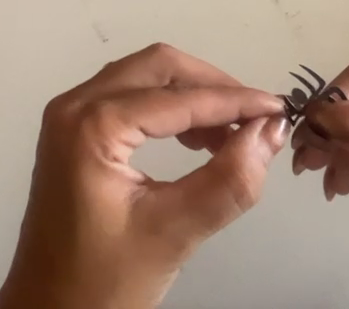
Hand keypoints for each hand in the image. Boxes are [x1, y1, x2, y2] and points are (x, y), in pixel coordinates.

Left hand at [0, 44, 288, 308]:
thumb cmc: (102, 281)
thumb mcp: (172, 234)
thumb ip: (227, 182)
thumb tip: (268, 133)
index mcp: (91, 125)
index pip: (176, 98)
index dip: (232, 101)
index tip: (278, 109)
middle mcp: (74, 104)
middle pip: (155, 67)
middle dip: (210, 85)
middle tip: (255, 117)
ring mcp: (69, 114)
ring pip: (141, 76)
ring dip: (189, 95)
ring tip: (232, 134)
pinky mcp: (73, 129)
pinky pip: (127, 97)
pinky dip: (166, 107)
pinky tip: (196, 139)